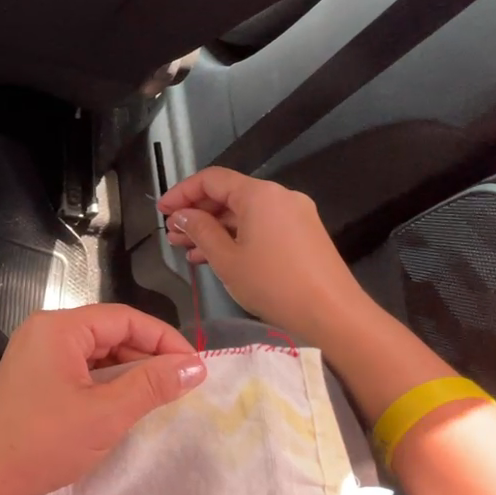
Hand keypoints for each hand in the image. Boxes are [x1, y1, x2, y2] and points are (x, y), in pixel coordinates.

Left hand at [0, 304, 205, 494]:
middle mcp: (44, 331)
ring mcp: (34, 353)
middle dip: (147, 353)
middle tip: (182, 385)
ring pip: (94, 350)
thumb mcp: (107, 413)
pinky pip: (78, 366)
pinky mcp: (32, 376)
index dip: (164, 338)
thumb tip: (195, 366)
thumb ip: (152, 385)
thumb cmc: (46, 441)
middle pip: (108, 330)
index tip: (196, 367)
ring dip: (128, 368)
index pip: (123, 318)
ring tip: (159, 395)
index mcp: (58, 328)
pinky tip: (124, 401)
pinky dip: (104, 380)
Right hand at [156, 167, 378, 345]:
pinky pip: (260, 225)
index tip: (161, 212)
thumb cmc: (273, 283)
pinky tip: (216, 257)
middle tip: (172, 235)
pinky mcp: (303, 233)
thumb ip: (199, 230)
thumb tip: (182, 215)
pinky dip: (235, 236)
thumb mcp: (225, 258)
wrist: (334, 314)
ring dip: (213, 227)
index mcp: (259, 194)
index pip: (210, 179)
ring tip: (188, 249)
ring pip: (243, 212)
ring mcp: (294, 214)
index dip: (181, 192)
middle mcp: (279, 196)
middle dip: (196, 213)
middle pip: (228, 194)